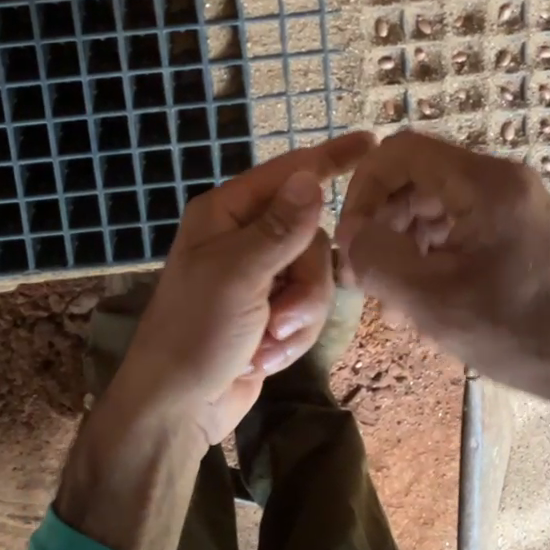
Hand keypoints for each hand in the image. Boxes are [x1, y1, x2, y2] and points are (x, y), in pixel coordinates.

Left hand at [115, 131, 374, 443]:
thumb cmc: (195, 331)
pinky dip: (293, 335)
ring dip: (298, 315)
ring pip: (316, 275)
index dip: (329, 158)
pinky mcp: (271, 310)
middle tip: (278, 316)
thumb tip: (310, 178)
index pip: (287, 173)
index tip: (371, 142)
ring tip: (267, 341)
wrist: (178, 407)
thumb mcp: (238, 275)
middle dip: (304, 283)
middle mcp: (245, 236)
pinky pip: (308, 307)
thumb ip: (280, 228)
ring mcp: (260, 274)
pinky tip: (263, 356)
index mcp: (226, 212)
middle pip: (311, 235)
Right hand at [333, 130, 549, 401]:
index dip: (363, 187)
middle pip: (416, 174)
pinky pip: (457, 220)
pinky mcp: (517, 225)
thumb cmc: (516, 333)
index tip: (351, 238)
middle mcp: (502, 178)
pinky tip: (419, 295)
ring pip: (433, 199)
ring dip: (402, 239)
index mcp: (485, 183)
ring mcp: (513, 201)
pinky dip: (429, 248)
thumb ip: (376, 257)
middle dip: (381, 219)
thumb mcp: (431, 300)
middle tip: (361, 271)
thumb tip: (350, 233)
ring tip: (389, 294)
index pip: (401, 151)